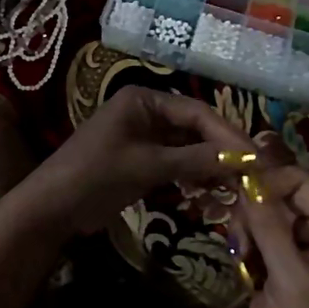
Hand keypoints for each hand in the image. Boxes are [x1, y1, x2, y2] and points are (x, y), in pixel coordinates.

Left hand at [20, 86, 238, 235]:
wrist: (53, 207)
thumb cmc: (94, 175)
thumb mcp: (146, 166)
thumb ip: (194, 160)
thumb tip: (242, 159)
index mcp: (142, 100)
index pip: (196, 112)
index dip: (227, 135)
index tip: (255, 158)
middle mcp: (145, 113)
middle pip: (194, 129)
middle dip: (220, 152)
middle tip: (253, 176)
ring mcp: (142, 139)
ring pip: (186, 149)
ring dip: (209, 168)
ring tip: (236, 189)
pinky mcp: (139, 163)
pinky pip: (174, 165)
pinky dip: (192, 178)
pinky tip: (211, 194)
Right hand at [233, 157, 308, 307]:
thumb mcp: (290, 280)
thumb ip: (270, 230)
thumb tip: (249, 184)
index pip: (304, 185)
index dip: (271, 181)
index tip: (237, 192)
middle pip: (282, 196)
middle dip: (255, 207)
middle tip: (238, 233)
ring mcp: (300, 250)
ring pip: (265, 214)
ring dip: (247, 226)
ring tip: (240, 252)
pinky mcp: (280, 264)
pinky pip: (259, 235)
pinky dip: (246, 242)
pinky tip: (240, 260)